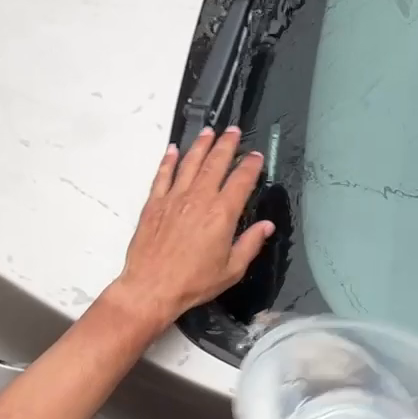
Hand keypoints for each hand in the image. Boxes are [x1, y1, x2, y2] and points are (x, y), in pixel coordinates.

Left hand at [105, 128, 274, 326]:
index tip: (256, 156)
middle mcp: (199, 198)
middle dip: (227, 144)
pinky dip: (168, 160)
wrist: (151, 288)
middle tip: (233, 130)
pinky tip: (173, 150)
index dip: (251, 165)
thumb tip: (266, 226)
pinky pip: (163, 175)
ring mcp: (174, 198)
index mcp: (222, 214)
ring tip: (209, 131)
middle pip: (216, 163)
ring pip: (190, 163)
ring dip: (201, 145)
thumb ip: (250, 244)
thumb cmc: (194, 282)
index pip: (241, 180)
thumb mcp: (231, 270)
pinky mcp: (154, 203)